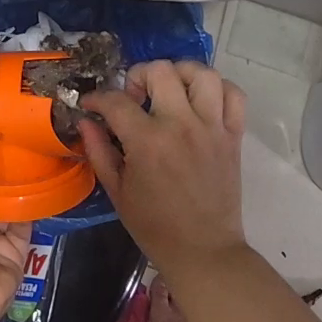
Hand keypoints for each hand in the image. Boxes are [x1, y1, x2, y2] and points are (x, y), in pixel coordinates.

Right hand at [78, 60, 247, 273]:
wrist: (203, 250)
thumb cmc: (154, 225)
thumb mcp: (116, 191)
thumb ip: (98, 151)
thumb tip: (86, 121)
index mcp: (148, 142)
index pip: (116, 100)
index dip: (97, 98)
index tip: (92, 105)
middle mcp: (181, 126)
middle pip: (160, 71)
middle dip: (138, 76)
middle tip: (134, 99)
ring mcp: (212, 128)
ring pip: (202, 73)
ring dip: (180, 74)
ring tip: (169, 91)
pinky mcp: (233, 136)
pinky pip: (234, 95)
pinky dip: (218, 90)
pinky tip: (201, 101)